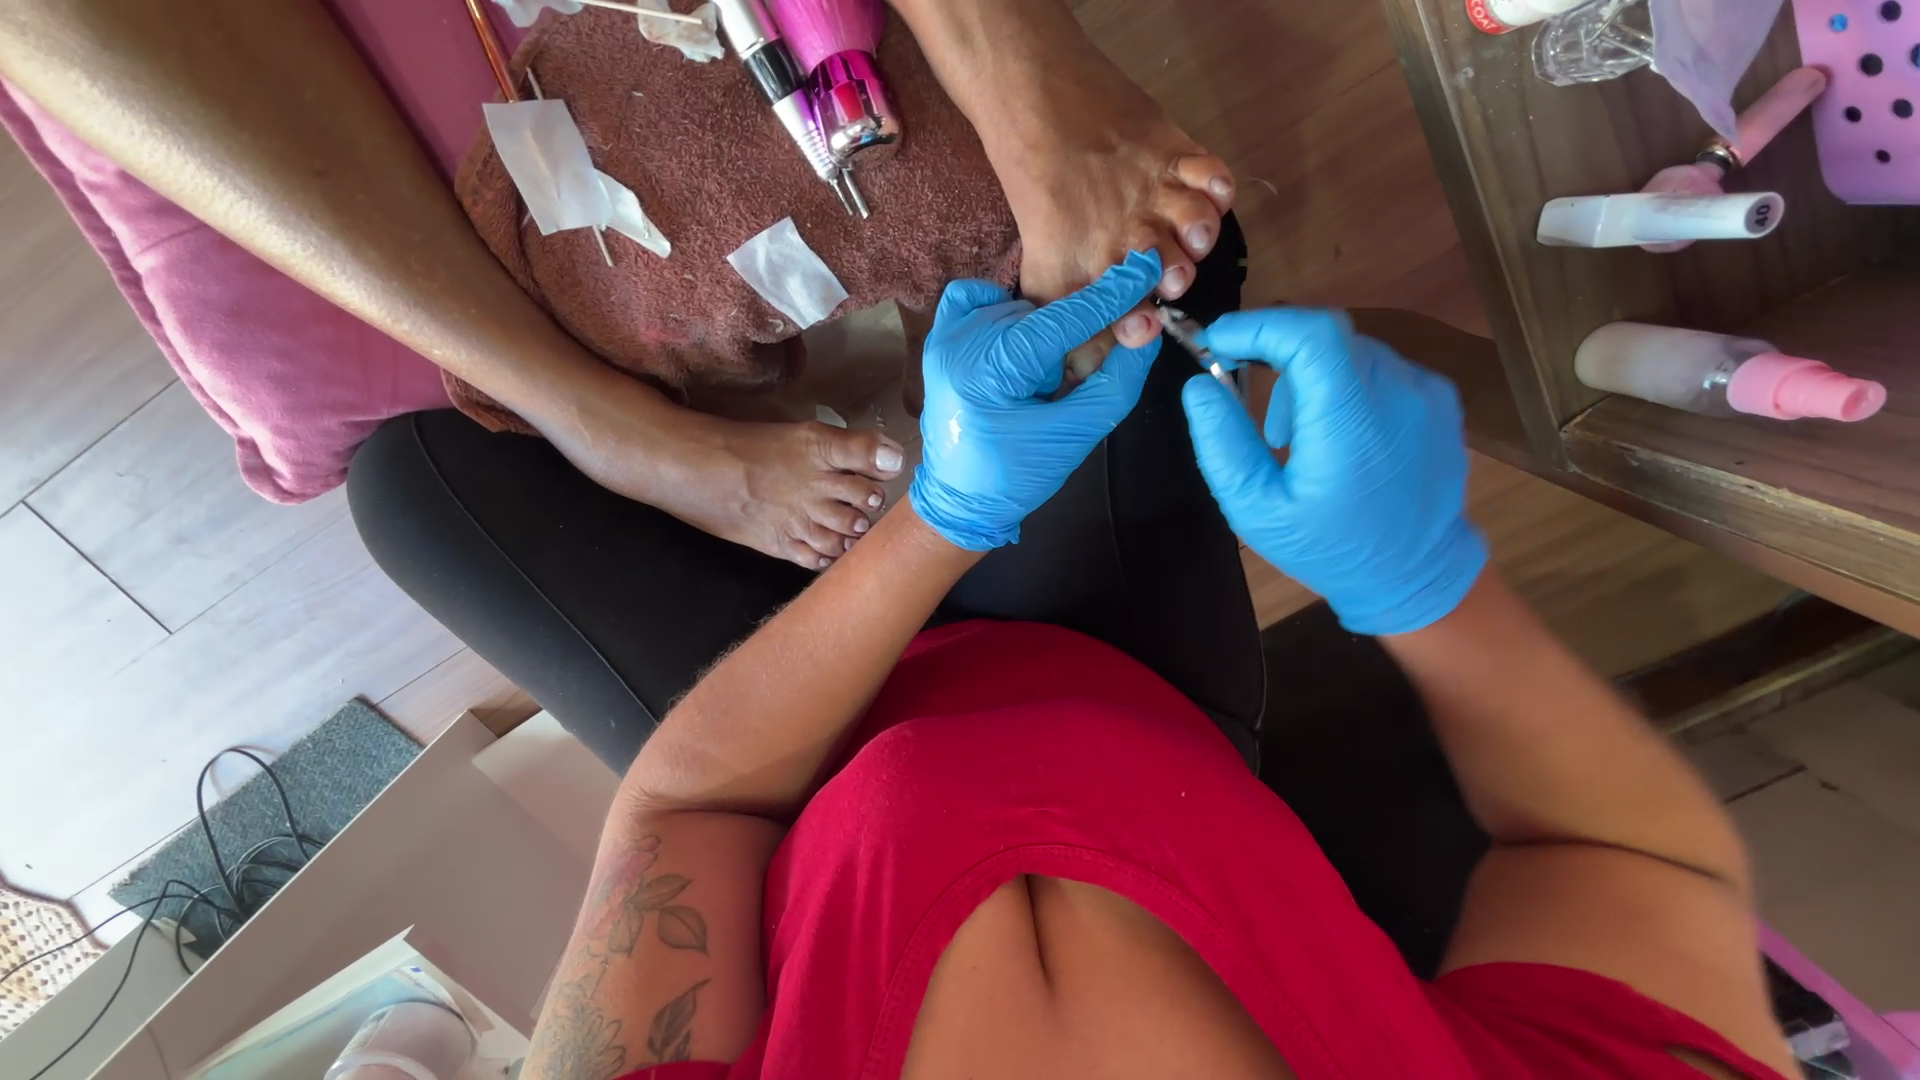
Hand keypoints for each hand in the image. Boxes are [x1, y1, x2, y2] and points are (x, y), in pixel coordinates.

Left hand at [909, 250, 1162, 549]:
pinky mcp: (938, 340)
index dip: (1110, 295)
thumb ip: (1116, 383)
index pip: (1064, 318)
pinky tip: (1014, 345)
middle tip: (1066, 381)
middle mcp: (961, 342)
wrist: (962, 500)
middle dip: (1070, 337)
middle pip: (1043, 312)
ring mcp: (944, 337)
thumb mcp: (1076, 435)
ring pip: (1017, 307)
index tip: (1148, 267)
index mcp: (991, 370)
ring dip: (1039, 333)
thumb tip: (1147, 332)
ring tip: (1035, 379)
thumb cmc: (1019, 476)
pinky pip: (974, 298)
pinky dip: (1001, 310)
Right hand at [1181, 309, 1486, 634]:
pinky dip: (1340, 383)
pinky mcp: (1441, 399)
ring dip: (1306, 373)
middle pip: (1325, 336)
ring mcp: (1428, 392)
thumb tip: (1198, 384)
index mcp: (1350, 421)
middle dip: (1273, 351)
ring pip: (1349, 350)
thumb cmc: (1326, 548)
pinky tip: (1330, 431)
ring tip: (1286, 432)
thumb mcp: (1254, 508)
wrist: (1414, 575)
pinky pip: (1377, 368)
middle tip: (1238, 383)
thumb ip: (1221, 444)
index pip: (1310, 333)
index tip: (1217, 341)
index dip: (1257, 326)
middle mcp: (1400, 392)